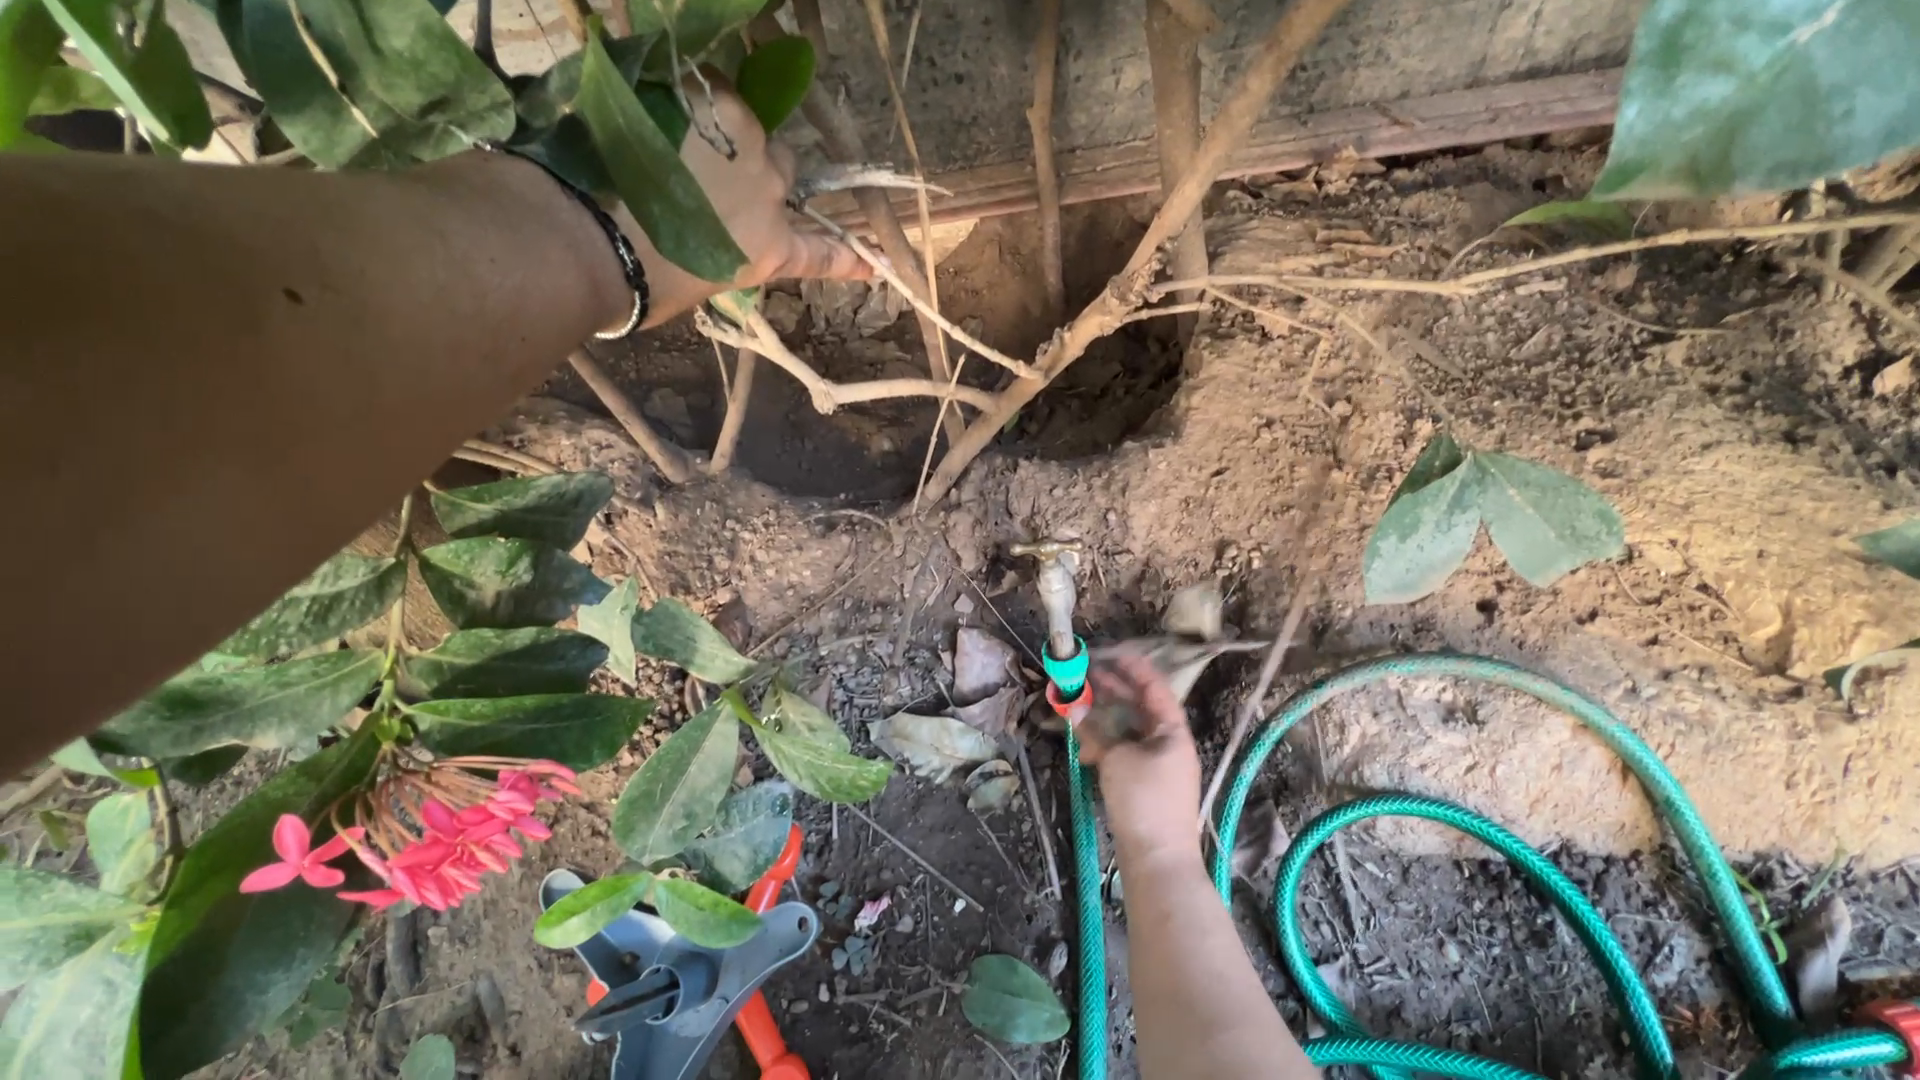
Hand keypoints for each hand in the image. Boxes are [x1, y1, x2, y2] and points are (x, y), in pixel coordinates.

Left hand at [617, 85, 871, 328]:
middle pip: (781, 167)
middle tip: (709, 177)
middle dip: (756, 171)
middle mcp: (773, 193)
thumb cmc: (648, 282)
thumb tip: (709, 230)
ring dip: (724, 130)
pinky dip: (693, 96)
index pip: (823, 252)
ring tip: (676, 141)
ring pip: (748, 125)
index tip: (877, 262)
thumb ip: (725, 252)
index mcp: (771, 250)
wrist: (606, 245)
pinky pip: (710, 87)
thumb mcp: (703, 280)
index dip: (850, 255)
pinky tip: (663, 108)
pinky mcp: (713, 104)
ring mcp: (747, 145)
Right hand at [1077, 651, 1202, 862]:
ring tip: (1076, 708)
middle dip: (1110, 691)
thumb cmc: (1144, 801)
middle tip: (1082, 675)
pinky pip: (1123, 752)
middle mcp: (1168, 742)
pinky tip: (1085, 748)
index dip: (1132, 666)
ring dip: (1102, 718)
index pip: (1153, 686)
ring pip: (1127, 730)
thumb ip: (1095, 729)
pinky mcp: (1143, 783)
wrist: (1157, 859)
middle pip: (1138, 707)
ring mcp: (1157, 764)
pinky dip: (1104, 745)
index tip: (1107, 651)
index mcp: (1172, 730)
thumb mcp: (1116, 759)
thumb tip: (1075, 705)